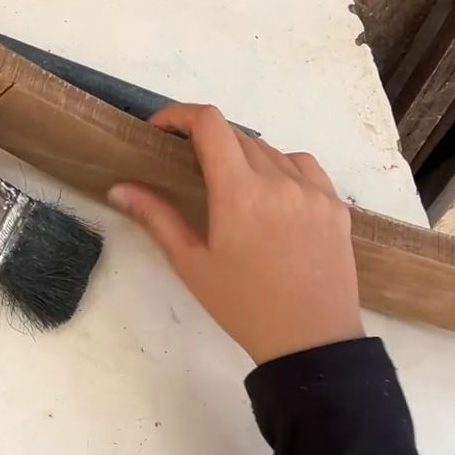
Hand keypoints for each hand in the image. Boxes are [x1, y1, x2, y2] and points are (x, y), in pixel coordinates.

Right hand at [108, 104, 361, 364]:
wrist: (310, 340)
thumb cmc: (241, 305)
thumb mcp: (190, 263)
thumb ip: (156, 217)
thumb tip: (119, 188)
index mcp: (239, 192)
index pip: (210, 124)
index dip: (179, 114)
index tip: (160, 128)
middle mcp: (280, 180)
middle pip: (237, 135)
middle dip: (205, 140)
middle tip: (184, 165)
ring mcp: (314, 190)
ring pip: (270, 150)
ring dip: (241, 154)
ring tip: (225, 184)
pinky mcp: (335, 204)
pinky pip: (303, 166)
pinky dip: (278, 166)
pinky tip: (268, 192)